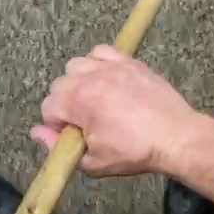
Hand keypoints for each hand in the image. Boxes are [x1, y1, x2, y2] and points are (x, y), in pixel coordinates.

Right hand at [31, 45, 202, 175]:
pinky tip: (107, 81)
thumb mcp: (93, 162)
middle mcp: (93, 78)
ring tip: (93, 100)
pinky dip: (98, 62)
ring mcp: (113, 67)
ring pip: (77, 64)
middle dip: (65, 104)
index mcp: (80, 102)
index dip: (55, 126)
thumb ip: (58, 147)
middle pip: (60, 84)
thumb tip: (37, 133)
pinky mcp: (130, 63)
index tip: (70, 135)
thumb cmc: (137, 152)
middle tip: (83, 122)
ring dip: (79, 81)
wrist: (177, 137)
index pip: (48, 107)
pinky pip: (102, 52)